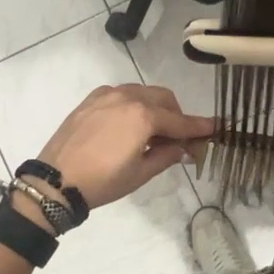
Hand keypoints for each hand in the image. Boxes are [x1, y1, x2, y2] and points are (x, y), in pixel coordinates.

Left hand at [36, 85, 216, 207]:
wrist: (56, 181)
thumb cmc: (102, 181)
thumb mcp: (141, 173)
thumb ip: (168, 155)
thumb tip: (186, 148)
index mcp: (144, 116)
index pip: (181, 121)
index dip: (200, 127)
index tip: (218, 128)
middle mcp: (128, 97)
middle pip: (165, 99)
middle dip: (177, 116)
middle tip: (181, 139)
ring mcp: (107, 95)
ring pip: (143, 92)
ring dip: (156, 108)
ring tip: (154, 133)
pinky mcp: (91, 99)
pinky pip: (121, 94)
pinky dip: (133, 104)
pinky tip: (129, 124)